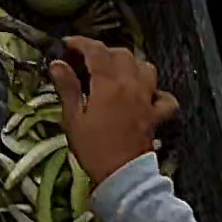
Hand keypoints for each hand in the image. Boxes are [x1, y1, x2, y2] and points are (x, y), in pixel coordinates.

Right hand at [49, 38, 176, 187]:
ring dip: (129, 63)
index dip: (81, 43)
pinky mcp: (157, 114)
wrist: (123, 179)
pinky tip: (144, 94)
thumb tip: (57, 64)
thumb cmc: (94, 149)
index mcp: (109, 85)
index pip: (96, 51)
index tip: (67, 45)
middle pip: (121, 54)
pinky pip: (163, 95)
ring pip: (144, 66)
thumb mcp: (73, 119)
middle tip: (85, 61)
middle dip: (102, 51)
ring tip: (113, 71)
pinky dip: (155, 90)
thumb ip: (67, 88)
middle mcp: (131, 85)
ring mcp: (148, 99)